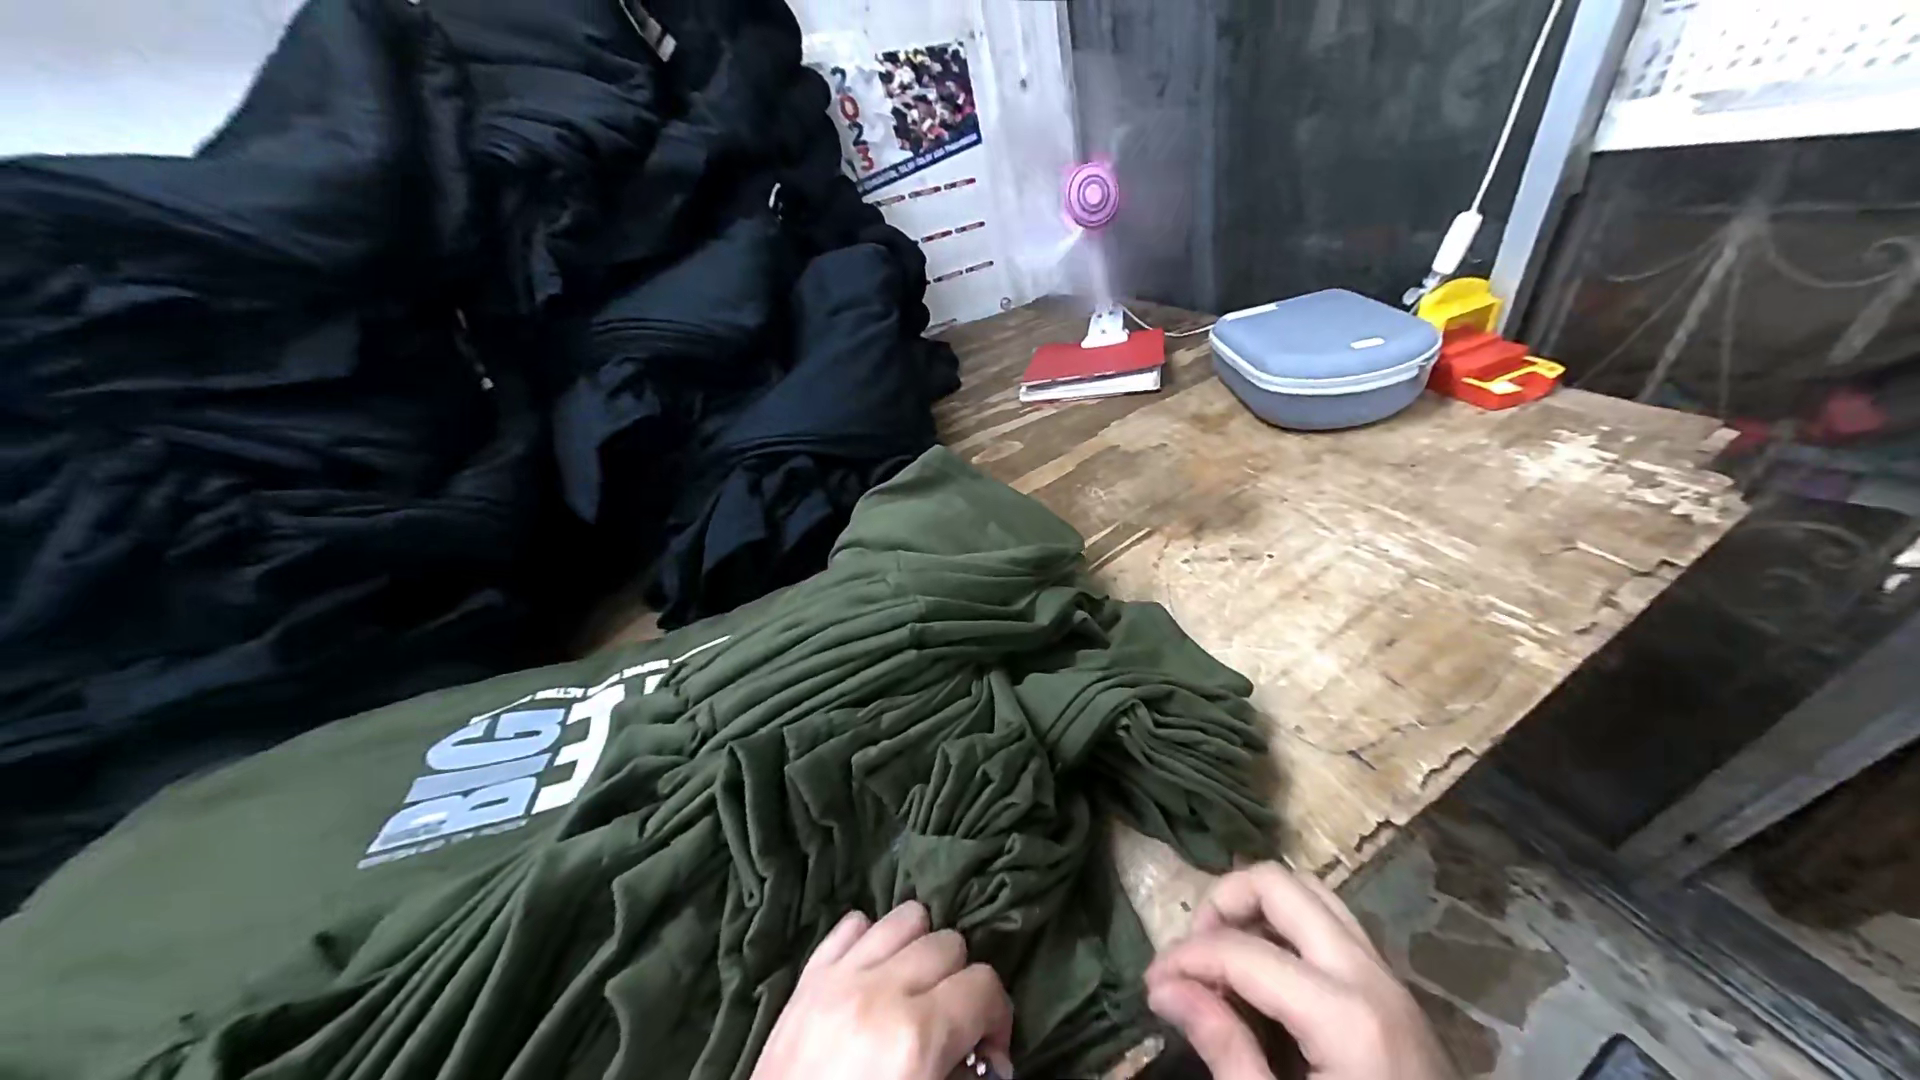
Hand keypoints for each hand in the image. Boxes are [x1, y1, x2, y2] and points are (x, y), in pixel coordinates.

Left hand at [751, 900, 1014, 1079]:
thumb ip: (966, 1076)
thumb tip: (990, 1056)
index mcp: (916, 1037)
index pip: (984, 986)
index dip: (997, 1017)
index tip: (988, 1049)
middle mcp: (882, 991)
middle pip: (950, 944)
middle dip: (960, 982)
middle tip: (950, 1022)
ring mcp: (842, 975)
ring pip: (908, 917)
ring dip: (920, 948)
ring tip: (914, 987)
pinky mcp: (811, 974)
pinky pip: (855, 924)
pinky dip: (871, 940)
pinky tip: (873, 974)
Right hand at [1145, 863, 1454, 1079]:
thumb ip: (1224, 1049)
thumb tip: (1165, 988)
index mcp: (1346, 1017)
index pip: (1239, 950)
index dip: (1183, 959)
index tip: (1152, 986)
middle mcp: (1372, 977)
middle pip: (1280, 885)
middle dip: (1222, 903)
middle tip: (1193, 953)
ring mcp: (1390, 980)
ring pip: (1311, 892)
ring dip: (1258, 907)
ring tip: (1226, 954)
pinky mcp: (1394, 993)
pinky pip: (1331, 924)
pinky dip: (1286, 925)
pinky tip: (1265, 971)